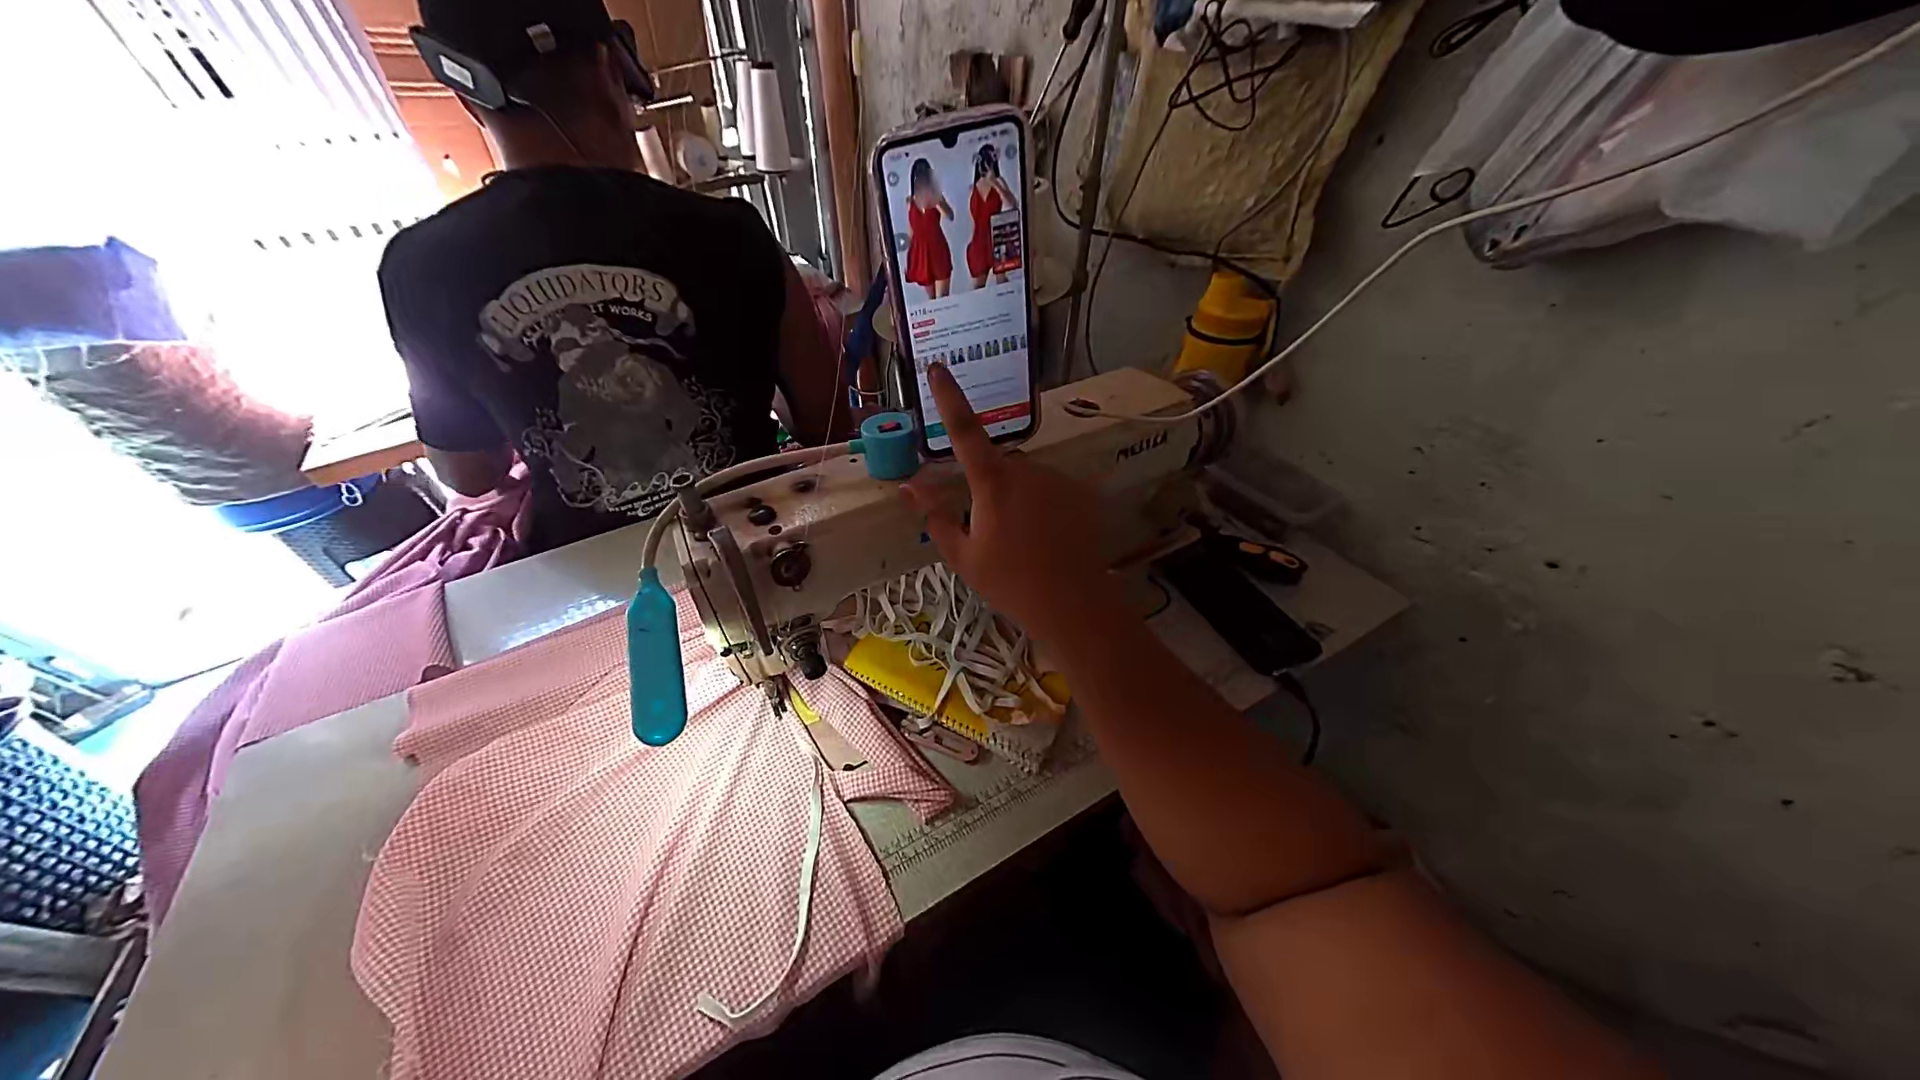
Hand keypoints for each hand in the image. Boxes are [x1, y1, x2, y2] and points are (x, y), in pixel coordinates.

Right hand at [900, 365, 1120, 642]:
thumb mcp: (963, 556)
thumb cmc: (1010, 581)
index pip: (964, 431)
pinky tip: (1045, 538)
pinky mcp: (1080, 492)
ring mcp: (1057, 478)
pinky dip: (1041, 505)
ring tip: (1021, 540)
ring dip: (1017, 496)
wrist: (1073, 601)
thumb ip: (936, 517)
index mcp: (993, 482)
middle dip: (988, 485)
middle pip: (998, 463)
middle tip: (989, 529)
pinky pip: (1050, 488)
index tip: (938, 366)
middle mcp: (1027, 469)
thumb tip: (908, 488)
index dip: (949, 397)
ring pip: (1025, 477)